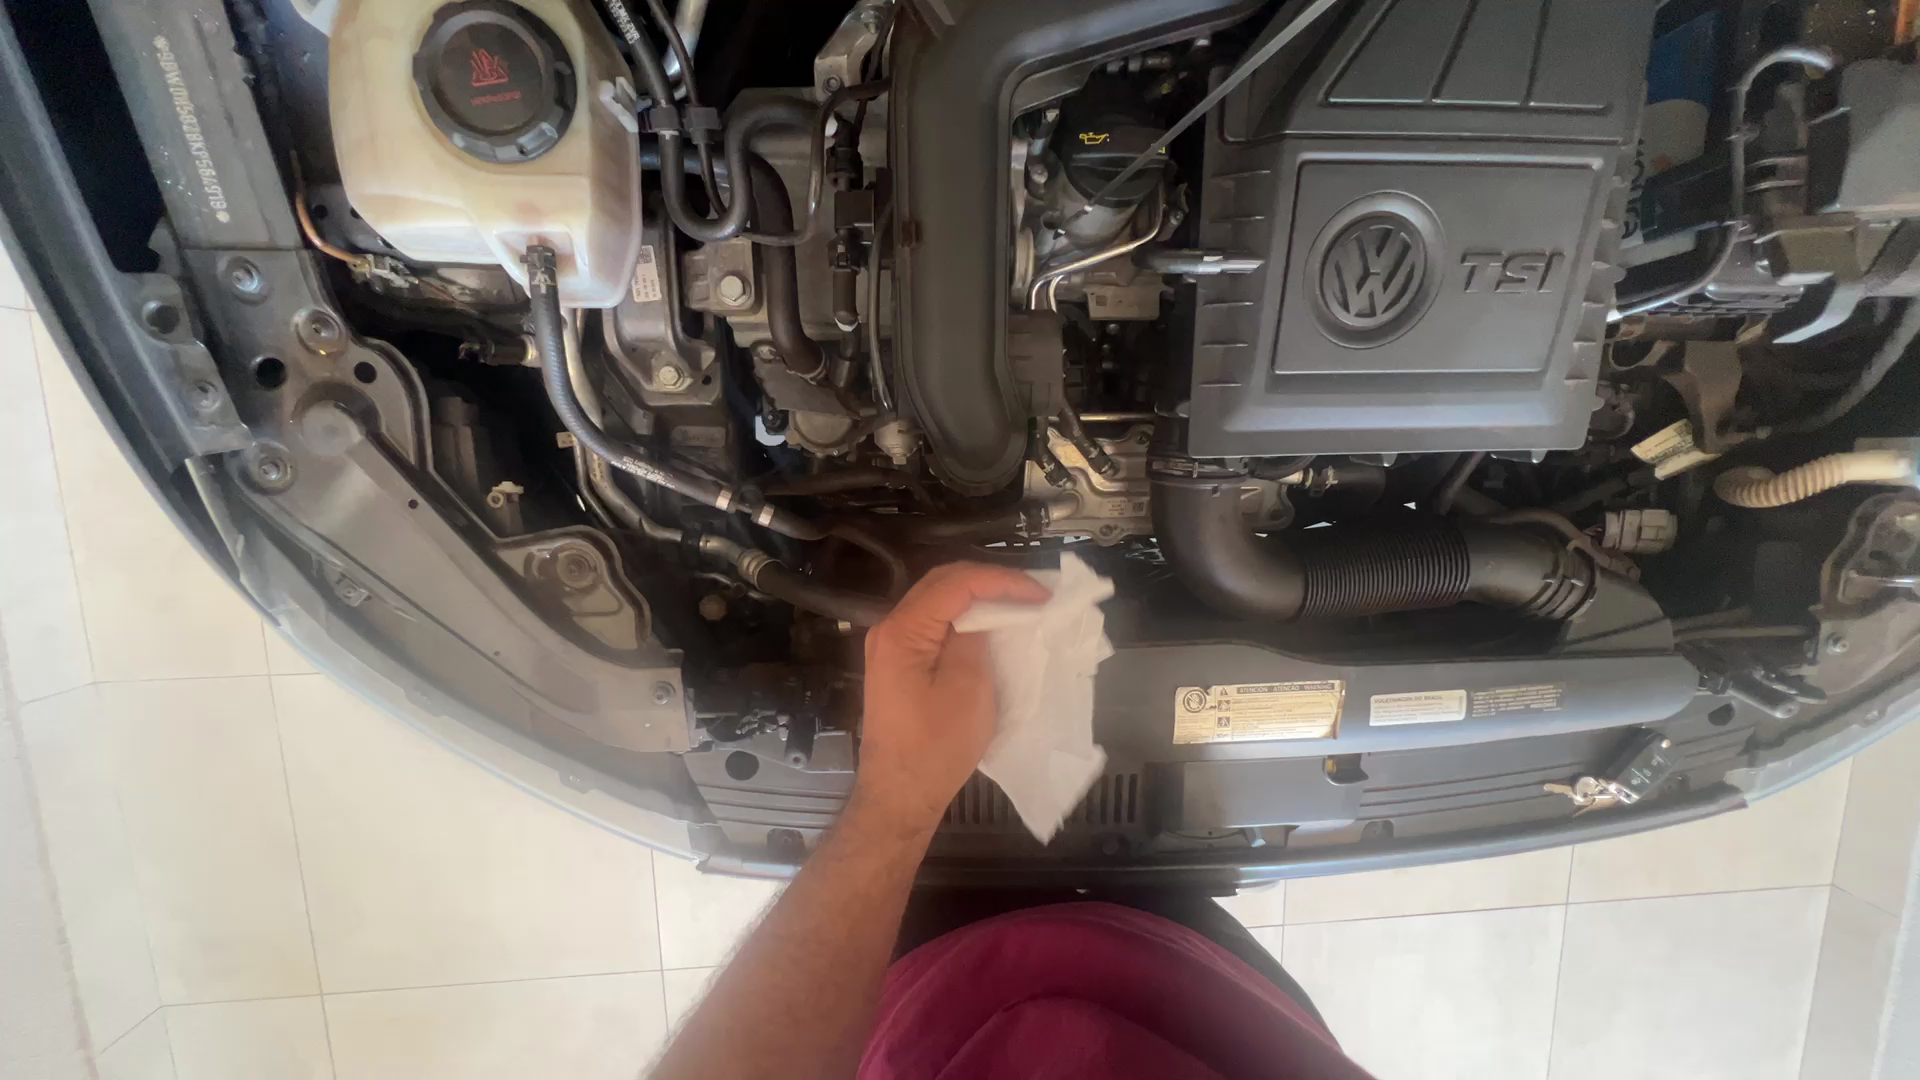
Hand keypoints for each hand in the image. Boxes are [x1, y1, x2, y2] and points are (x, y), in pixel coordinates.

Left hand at [853, 562, 1050, 834]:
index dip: (1002, 581)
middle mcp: (890, 628)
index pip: (956, 583)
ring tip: (1017, 603)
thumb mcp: (968, 689)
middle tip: (1032, 593)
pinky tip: (989, 625)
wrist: (900, 795)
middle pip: (942, 583)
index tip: (1041, 594)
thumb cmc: (935, 747)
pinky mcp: (899, 662)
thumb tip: (985, 613)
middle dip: (990, 581)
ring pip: (937, 600)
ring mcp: (891, 645)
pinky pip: (934, 623)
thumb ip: (975, 639)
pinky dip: (963, 617)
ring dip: (977, 596)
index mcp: (903, 631)